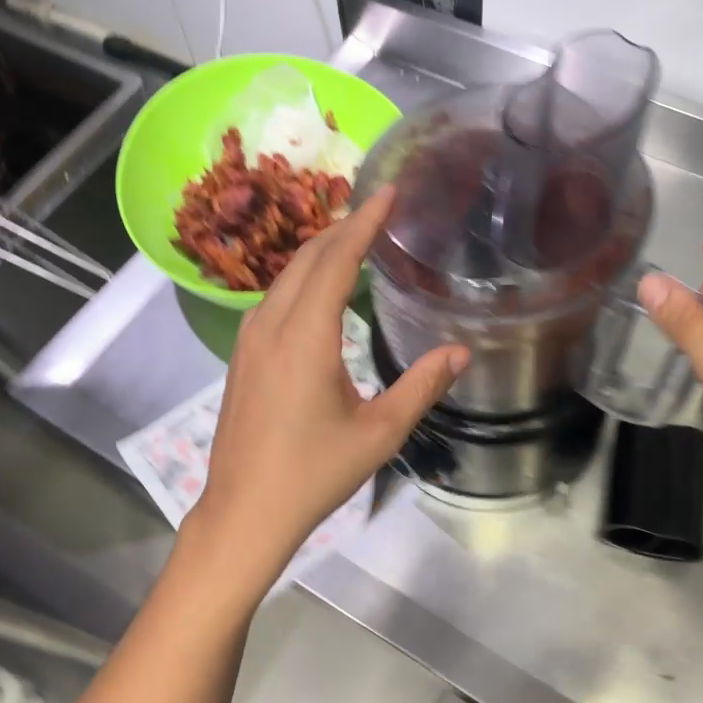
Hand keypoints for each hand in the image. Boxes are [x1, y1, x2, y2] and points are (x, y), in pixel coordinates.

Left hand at [183, 190, 467, 591]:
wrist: (245, 512)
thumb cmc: (313, 473)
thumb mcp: (379, 433)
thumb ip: (420, 387)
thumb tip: (460, 352)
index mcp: (305, 336)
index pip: (335, 259)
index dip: (364, 222)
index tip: (387, 191)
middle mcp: (271, 325)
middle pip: (306, 257)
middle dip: (343, 228)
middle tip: (379, 210)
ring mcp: (249, 340)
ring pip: (285, 276)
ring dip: (320, 252)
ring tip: (357, 242)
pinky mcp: (242, 356)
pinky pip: (274, 299)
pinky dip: (303, 279)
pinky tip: (323, 292)